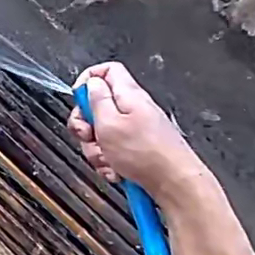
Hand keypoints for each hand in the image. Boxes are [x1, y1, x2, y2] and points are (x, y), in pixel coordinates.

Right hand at [67, 62, 209, 200]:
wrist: (174, 184)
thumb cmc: (147, 155)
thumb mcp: (109, 123)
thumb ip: (96, 99)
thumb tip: (90, 83)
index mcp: (128, 95)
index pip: (106, 70)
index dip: (87, 80)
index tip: (79, 99)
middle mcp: (133, 109)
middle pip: (97, 106)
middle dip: (85, 124)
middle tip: (89, 135)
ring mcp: (135, 129)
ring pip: (101, 132)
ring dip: (95, 148)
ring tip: (107, 158)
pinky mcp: (137, 148)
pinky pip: (111, 150)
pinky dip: (108, 161)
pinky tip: (116, 169)